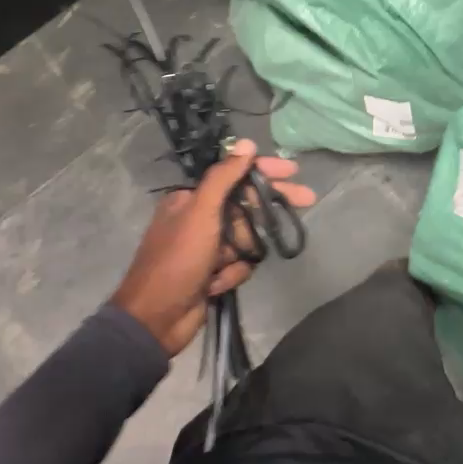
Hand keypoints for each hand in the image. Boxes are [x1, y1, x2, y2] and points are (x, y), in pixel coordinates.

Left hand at [108, 139, 317, 355]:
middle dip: (266, 213)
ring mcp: (206, 248)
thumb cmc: (177, 260)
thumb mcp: (201, 213)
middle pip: (246, 207)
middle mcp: (198, 219)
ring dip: (241, 252)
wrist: (155, 319)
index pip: (235, 177)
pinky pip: (240, 263)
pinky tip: (217, 284)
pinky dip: (233, 273)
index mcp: (189, 200)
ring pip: (247, 238)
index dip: (265, 172)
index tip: (293, 173)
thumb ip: (224, 178)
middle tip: (307, 200)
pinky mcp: (213, 272)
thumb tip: (246, 144)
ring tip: (224, 265)